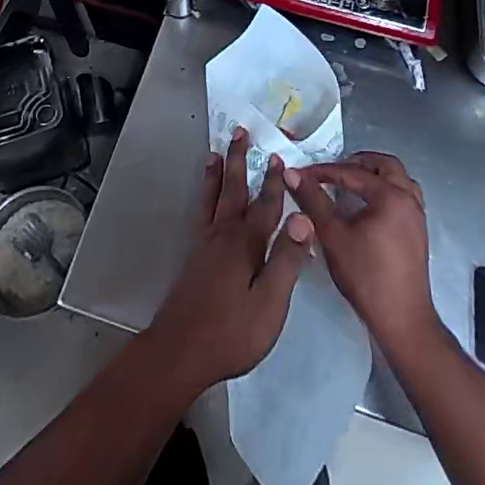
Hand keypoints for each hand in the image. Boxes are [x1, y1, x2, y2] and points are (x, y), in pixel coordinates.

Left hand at [145, 128, 311, 388]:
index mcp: (246, 244)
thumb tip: (303, 218)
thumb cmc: (232, 332)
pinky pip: (202, 213)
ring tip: (216, 153)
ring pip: (214, 199)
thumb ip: (286, 260)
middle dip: (239, 162)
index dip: (274, 183)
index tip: (280, 158)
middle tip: (240, 133)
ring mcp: (205, 245)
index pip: (265, 206)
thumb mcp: (270, 302)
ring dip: (218, 174)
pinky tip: (207, 200)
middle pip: (234, 191)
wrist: (181, 351)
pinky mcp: (195, 257)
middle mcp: (223, 236)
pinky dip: (205, 197)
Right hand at [286, 152, 436, 343]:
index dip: (323, 171)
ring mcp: (417, 216)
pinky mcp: (418, 231)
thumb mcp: (332, 235)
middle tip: (332, 171)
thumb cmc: (365, 275)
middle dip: (357, 163)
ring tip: (350, 184)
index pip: (352, 173)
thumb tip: (291, 173)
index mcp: (390, 196)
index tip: (300, 175)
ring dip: (374, 175)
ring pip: (399, 179)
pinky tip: (367, 206)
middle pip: (385, 165)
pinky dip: (385, 190)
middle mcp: (409, 199)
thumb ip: (312, 200)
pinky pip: (403, 196)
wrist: (401, 318)